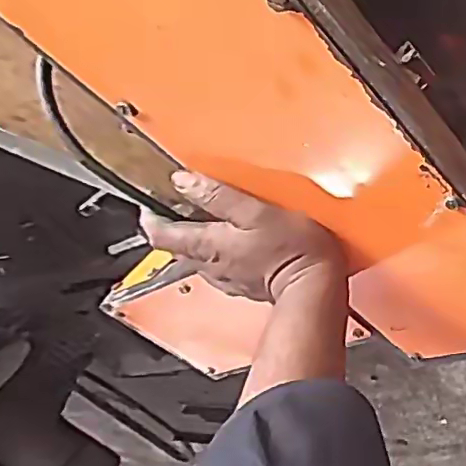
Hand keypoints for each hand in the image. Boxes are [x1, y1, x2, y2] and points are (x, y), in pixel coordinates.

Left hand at [140, 172, 346, 302]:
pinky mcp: (245, 284)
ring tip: (218, 220)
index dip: (150, 217)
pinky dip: (224, 252)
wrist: (315, 285)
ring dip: (202, 239)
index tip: (151, 202)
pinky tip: (242, 242)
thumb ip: (218, 195)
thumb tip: (185, 180)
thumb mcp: (256, 210)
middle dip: (178, 224)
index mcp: (206, 245)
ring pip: (200, 257)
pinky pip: (223, 266)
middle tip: (187, 204)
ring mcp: (227, 277)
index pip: (158, 235)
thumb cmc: (291, 248)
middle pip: (177, 246)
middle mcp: (209, 265)